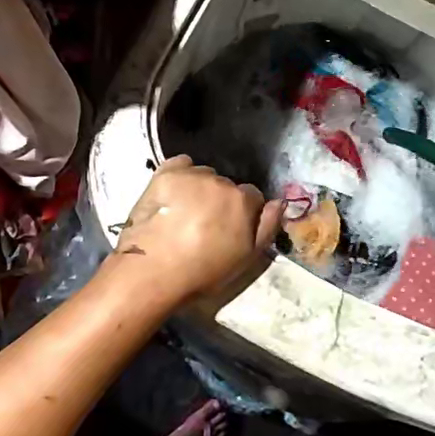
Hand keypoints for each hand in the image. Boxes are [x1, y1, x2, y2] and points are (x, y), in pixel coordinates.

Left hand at [106, 155, 282, 307]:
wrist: (154, 271)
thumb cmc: (204, 271)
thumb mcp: (247, 258)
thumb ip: (268, 227)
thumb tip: (280, 202)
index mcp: (244, 201)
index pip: (252, 196)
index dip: (242, 213)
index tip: (228, 229)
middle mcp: (221, 181)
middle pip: (226, 185)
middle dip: (219, 200)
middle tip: (203, 224)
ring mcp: (192, 175)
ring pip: (203, 175)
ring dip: (199, 188)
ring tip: (184, 213)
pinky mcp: (165, 173)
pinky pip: (180, 164)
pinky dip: (180, 175)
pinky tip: (172, 196)